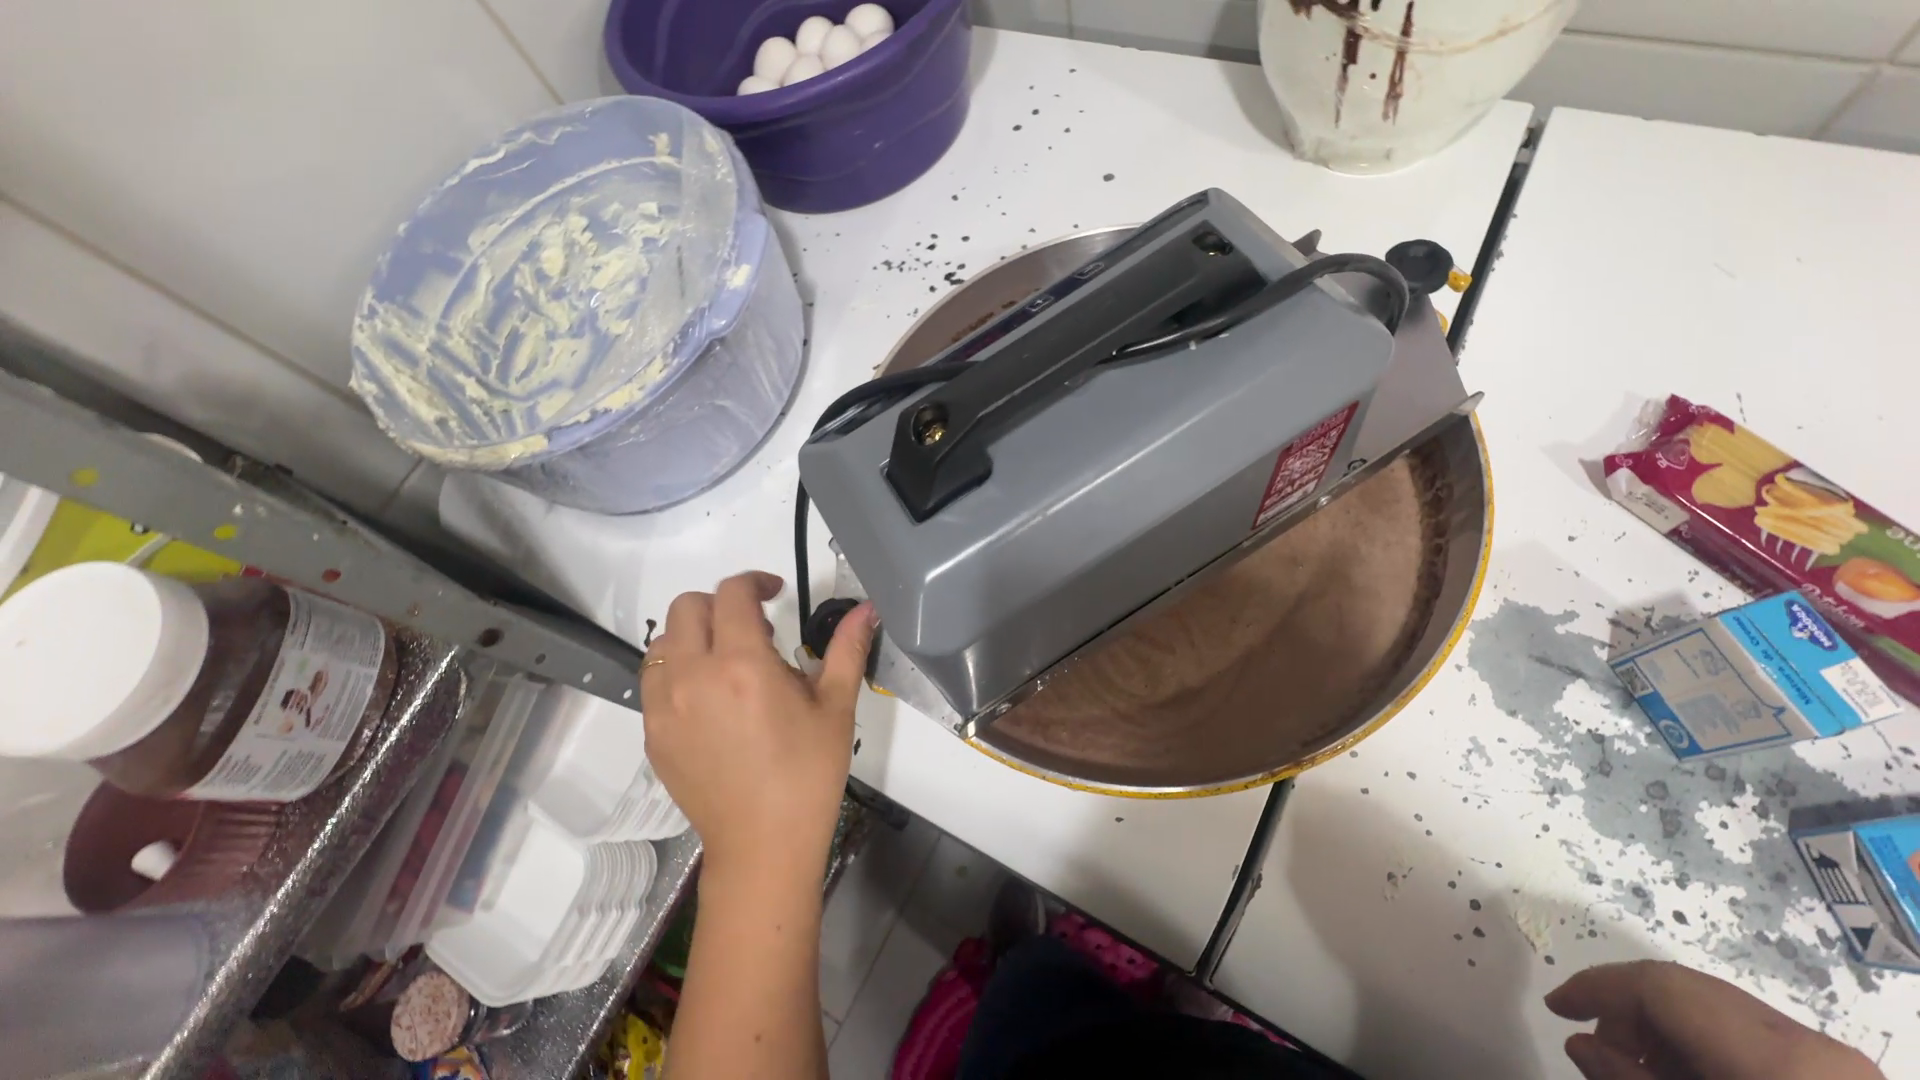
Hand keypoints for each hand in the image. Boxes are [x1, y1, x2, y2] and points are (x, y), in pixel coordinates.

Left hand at [640, 571, 875, 871]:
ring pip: (663, 642)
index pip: (732, 594)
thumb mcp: (835, 708)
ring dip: (693, 635)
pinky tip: (709, 698)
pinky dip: (677, 671)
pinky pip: (653, 681)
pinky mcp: (652, 733)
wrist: (763, 844)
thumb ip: (846, 649)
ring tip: (726, 662)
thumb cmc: (808, 774)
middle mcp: (693, 676)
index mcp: (742, 664)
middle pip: (687, 607)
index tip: (774, 593)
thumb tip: (866, 609)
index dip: (755, 582)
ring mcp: (664, 707)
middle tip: (754, 629)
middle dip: (721, 604)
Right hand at [1545, 960, 1883, 1079]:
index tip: (1556, 1007)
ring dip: (1664, 1030)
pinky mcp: (1842, 1075)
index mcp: (1772, 1054)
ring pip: (1719, 1013)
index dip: (1597, 987)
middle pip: (1689, 992)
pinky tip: (1683, 1076)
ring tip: (1635, 1068)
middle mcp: (1809, 1042)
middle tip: (1595, 1047)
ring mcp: (1834, 1060)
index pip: (1660, 985)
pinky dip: (1705, 1049)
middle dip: (1629, 1011)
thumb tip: (1580, 1044)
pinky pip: (1753, 1039)